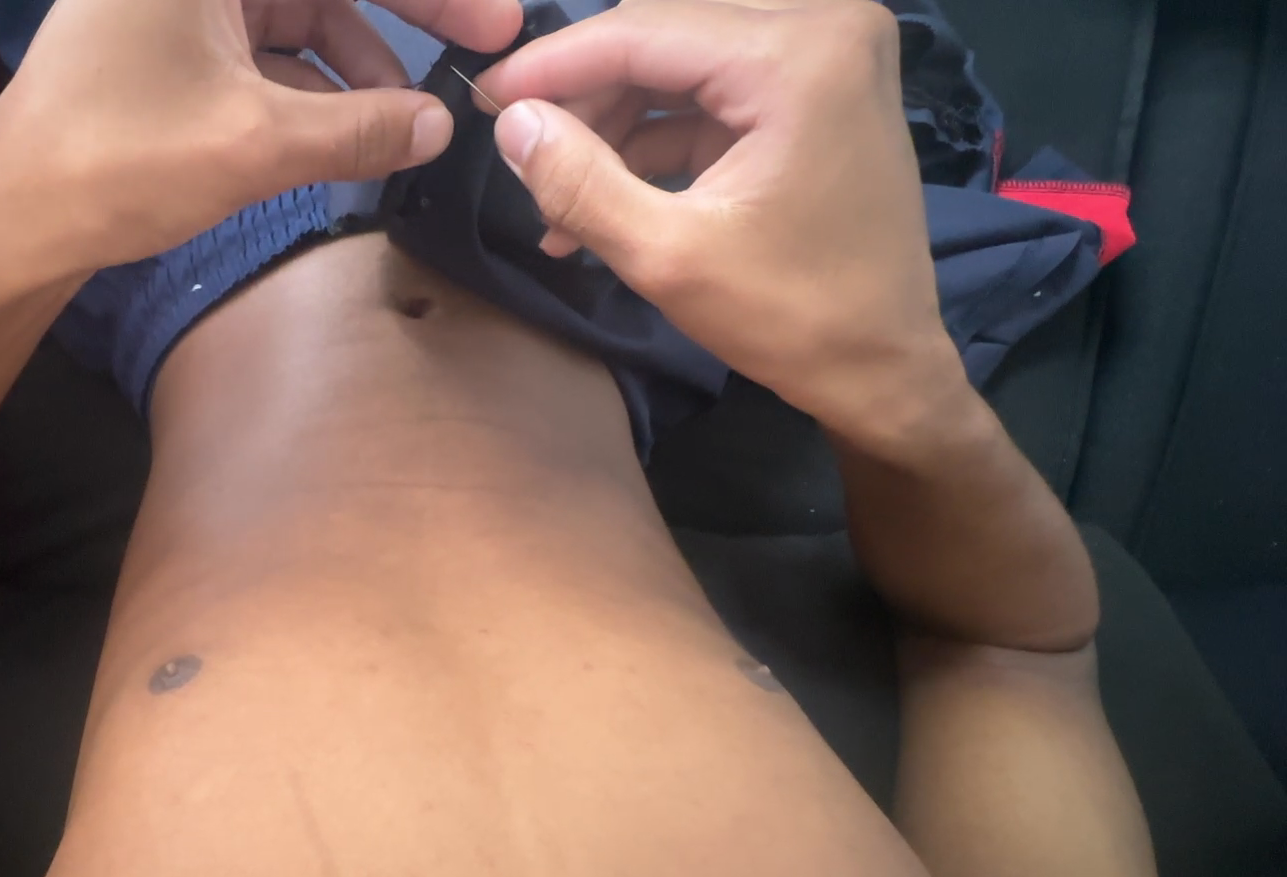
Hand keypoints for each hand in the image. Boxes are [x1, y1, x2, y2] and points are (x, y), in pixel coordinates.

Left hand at [0, 0, 522, 311]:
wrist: (20, 220)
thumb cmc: (120, 165)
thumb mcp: (253, 144)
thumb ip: (355, 131)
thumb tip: (436, 127)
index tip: (495, 21)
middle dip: (398, 24)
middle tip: (471, 61)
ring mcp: (181, 4)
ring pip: (298, 22)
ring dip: (354, 73)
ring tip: (399, 129)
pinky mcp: (175, 46)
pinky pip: (265, 56)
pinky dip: (309, 93)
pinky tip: (344, 136)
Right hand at [477, 0, 961, 437]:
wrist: (875, 361)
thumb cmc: (781, 314)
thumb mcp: (665, 255)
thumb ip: (581, 184)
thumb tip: (510, 124)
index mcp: (795, 52)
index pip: (642, 29)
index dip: (551, 64)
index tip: (482, 97)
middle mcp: (819, 24)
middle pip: (661, 34)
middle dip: (581, 96)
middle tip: (520, 153)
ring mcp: (819, 58)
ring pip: (678, 66)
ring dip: (610, 127)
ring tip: (558, 202)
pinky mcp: (808, 98)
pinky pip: (704, 100)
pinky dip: (648, 146)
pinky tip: (601, 203)